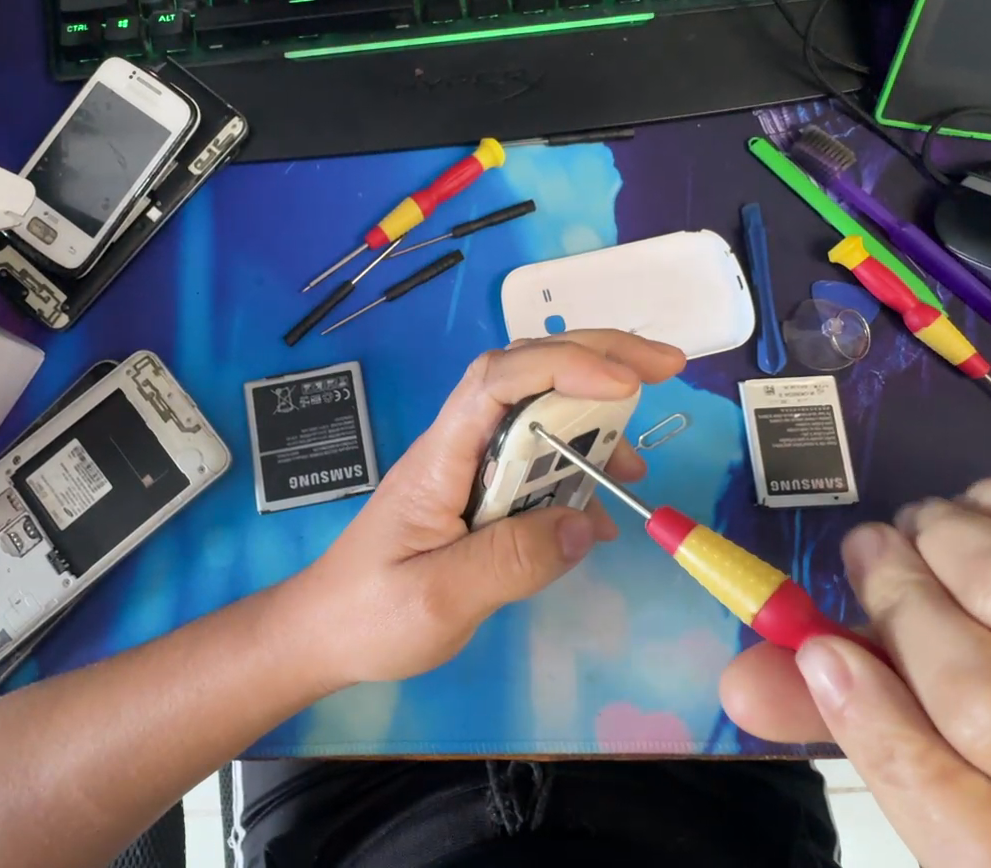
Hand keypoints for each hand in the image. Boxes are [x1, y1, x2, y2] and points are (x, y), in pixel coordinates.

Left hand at [283, 330, 685, 687]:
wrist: (327, 632)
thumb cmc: (370, 614)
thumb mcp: (438, 599)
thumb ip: (509, 563)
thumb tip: (584, 523)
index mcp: (441, 455)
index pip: (498, 380)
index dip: (562, 365)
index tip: (625, 382)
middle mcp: (458, 445)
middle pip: (524, 374)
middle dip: (596, 357)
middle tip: (664, 366)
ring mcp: (469, 467)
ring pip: (537, 415)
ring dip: (592, 422)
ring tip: (637, 465)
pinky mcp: (479, 494)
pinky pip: (536, 465)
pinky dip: (577, 475)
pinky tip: (600, 512)